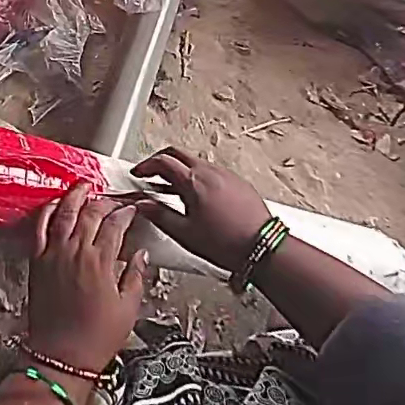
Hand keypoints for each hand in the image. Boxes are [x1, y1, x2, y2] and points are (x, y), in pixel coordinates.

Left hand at [26, 185, 146, 377]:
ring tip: (83, 186)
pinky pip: (41, 226)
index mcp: (101, 262)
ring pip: (64, 212)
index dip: (124, 213)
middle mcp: (76, 251)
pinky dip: (48, 211)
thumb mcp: (128, 309)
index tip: (130, 210)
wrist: (62, 354)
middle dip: (104, 201)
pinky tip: (55, 204)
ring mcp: (54, 253)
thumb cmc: (95, 337)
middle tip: (112, 199)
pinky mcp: (38, 259)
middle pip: (91, 213)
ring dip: (75, 196)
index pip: (115, 224)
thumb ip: (135, 277)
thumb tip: (141, 256)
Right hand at [133, 147, 271, 272]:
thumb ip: (159, 214)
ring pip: (195, 162)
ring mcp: (226, 176)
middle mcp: (210, 172)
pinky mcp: (239, 183)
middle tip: (150, 173)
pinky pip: (212, 172)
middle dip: (160, 161)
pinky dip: (198, 177)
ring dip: (180, 170)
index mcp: (193, 181)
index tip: (138, 173)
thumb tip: (142, 205)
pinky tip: (197, 196)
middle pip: (177, 154)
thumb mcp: (185, 232)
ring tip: (173, 189)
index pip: (162, 161)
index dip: (145, 166)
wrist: (265, 250)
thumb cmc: (228, 244)